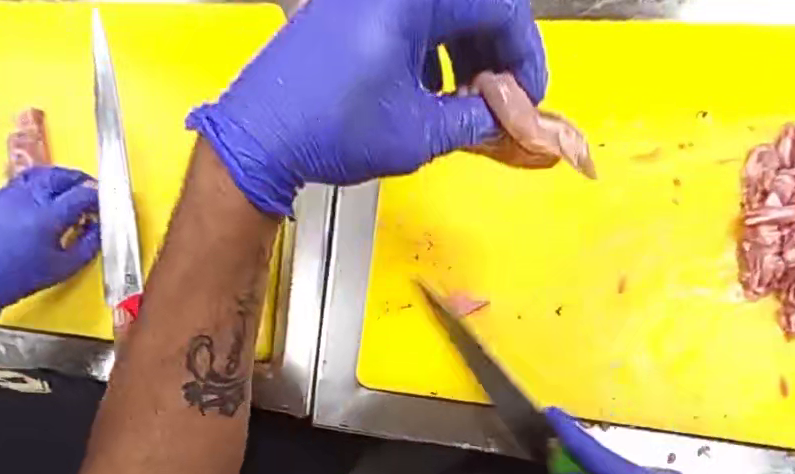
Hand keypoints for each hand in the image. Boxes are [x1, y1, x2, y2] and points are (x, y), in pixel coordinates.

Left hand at [0, 166, 100, 318]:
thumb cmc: (25, 276)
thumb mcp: (65, 267)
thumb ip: (87, 245)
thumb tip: (98, 227)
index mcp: (49, 216)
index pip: (80, 194)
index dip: (96, 195)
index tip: (104, 201)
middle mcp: (29, 196)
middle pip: (59, 175)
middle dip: (78, 179)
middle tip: (89, 189)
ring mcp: (9, 191)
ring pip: (39, 173)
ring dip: (58, 178)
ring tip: (67, 189)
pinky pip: (21, 182)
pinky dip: (38, 185)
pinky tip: (41, 201)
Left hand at [187, 0, 547, 216]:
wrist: (263, 138)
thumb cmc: (328, 129)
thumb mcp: (416, 134)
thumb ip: (472, 121)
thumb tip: (503, 119)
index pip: (501, 9)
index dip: (526, 58)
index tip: (531, 96)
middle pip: (471, 6)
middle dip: (494, 59)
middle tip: (501, 104)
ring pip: (440, 12)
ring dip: (462, 58)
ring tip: (463, 107)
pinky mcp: (350, 9)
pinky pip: (409, 19)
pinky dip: (429, 54)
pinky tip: (427, 94)